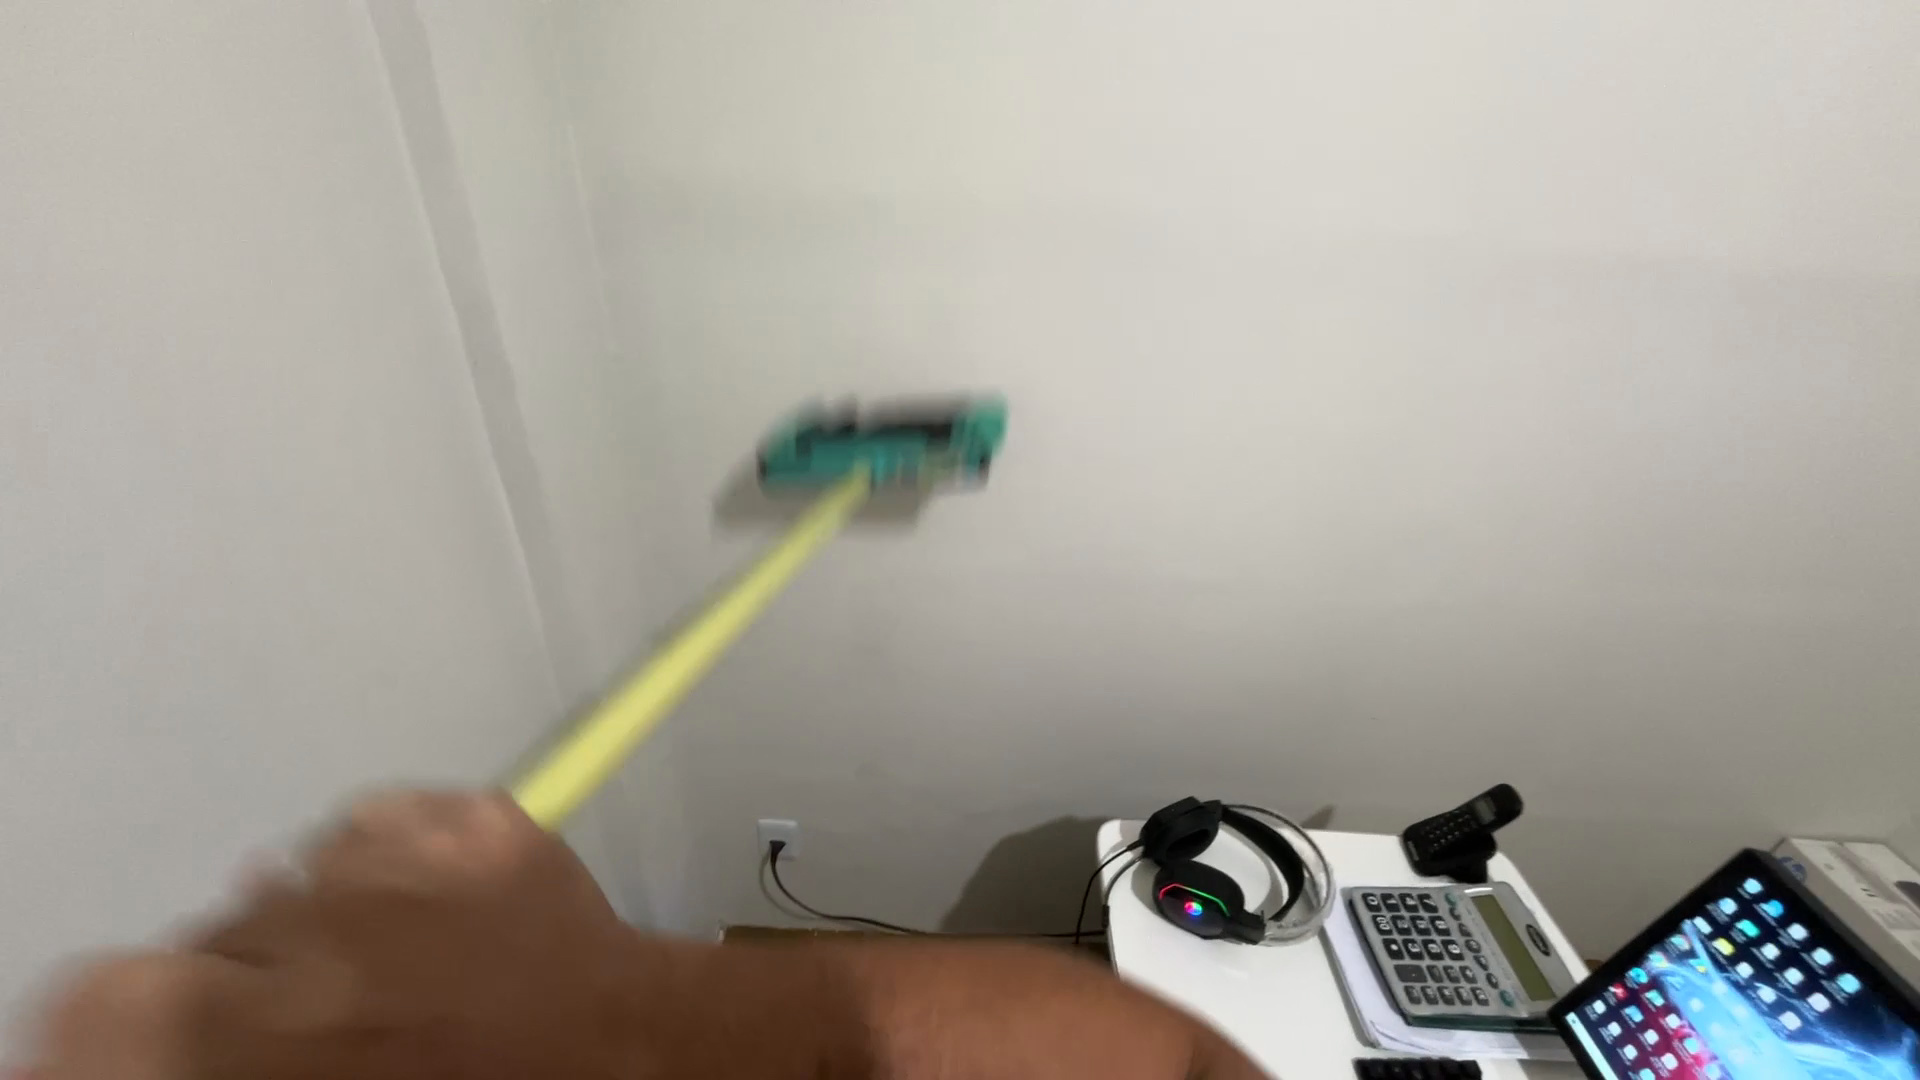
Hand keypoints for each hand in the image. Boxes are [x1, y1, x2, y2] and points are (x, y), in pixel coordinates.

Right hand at [24, 791, 642, 1079]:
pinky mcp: (482, 813)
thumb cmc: (460, 1078)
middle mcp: (327, 926)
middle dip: (268, 950)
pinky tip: (441, 877)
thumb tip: (153, 1004)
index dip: (147, 1002)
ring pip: (319, 853)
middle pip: (234, 914)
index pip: (109, 991)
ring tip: (405, 928)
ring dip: (342, 889)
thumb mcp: (314, 1078)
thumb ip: (225, 1043)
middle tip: (338, 982)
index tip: (199, 1010)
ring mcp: (415, 855)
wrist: (601, 1030)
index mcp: (265, 1026)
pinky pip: (398, 807)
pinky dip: (405, 836)